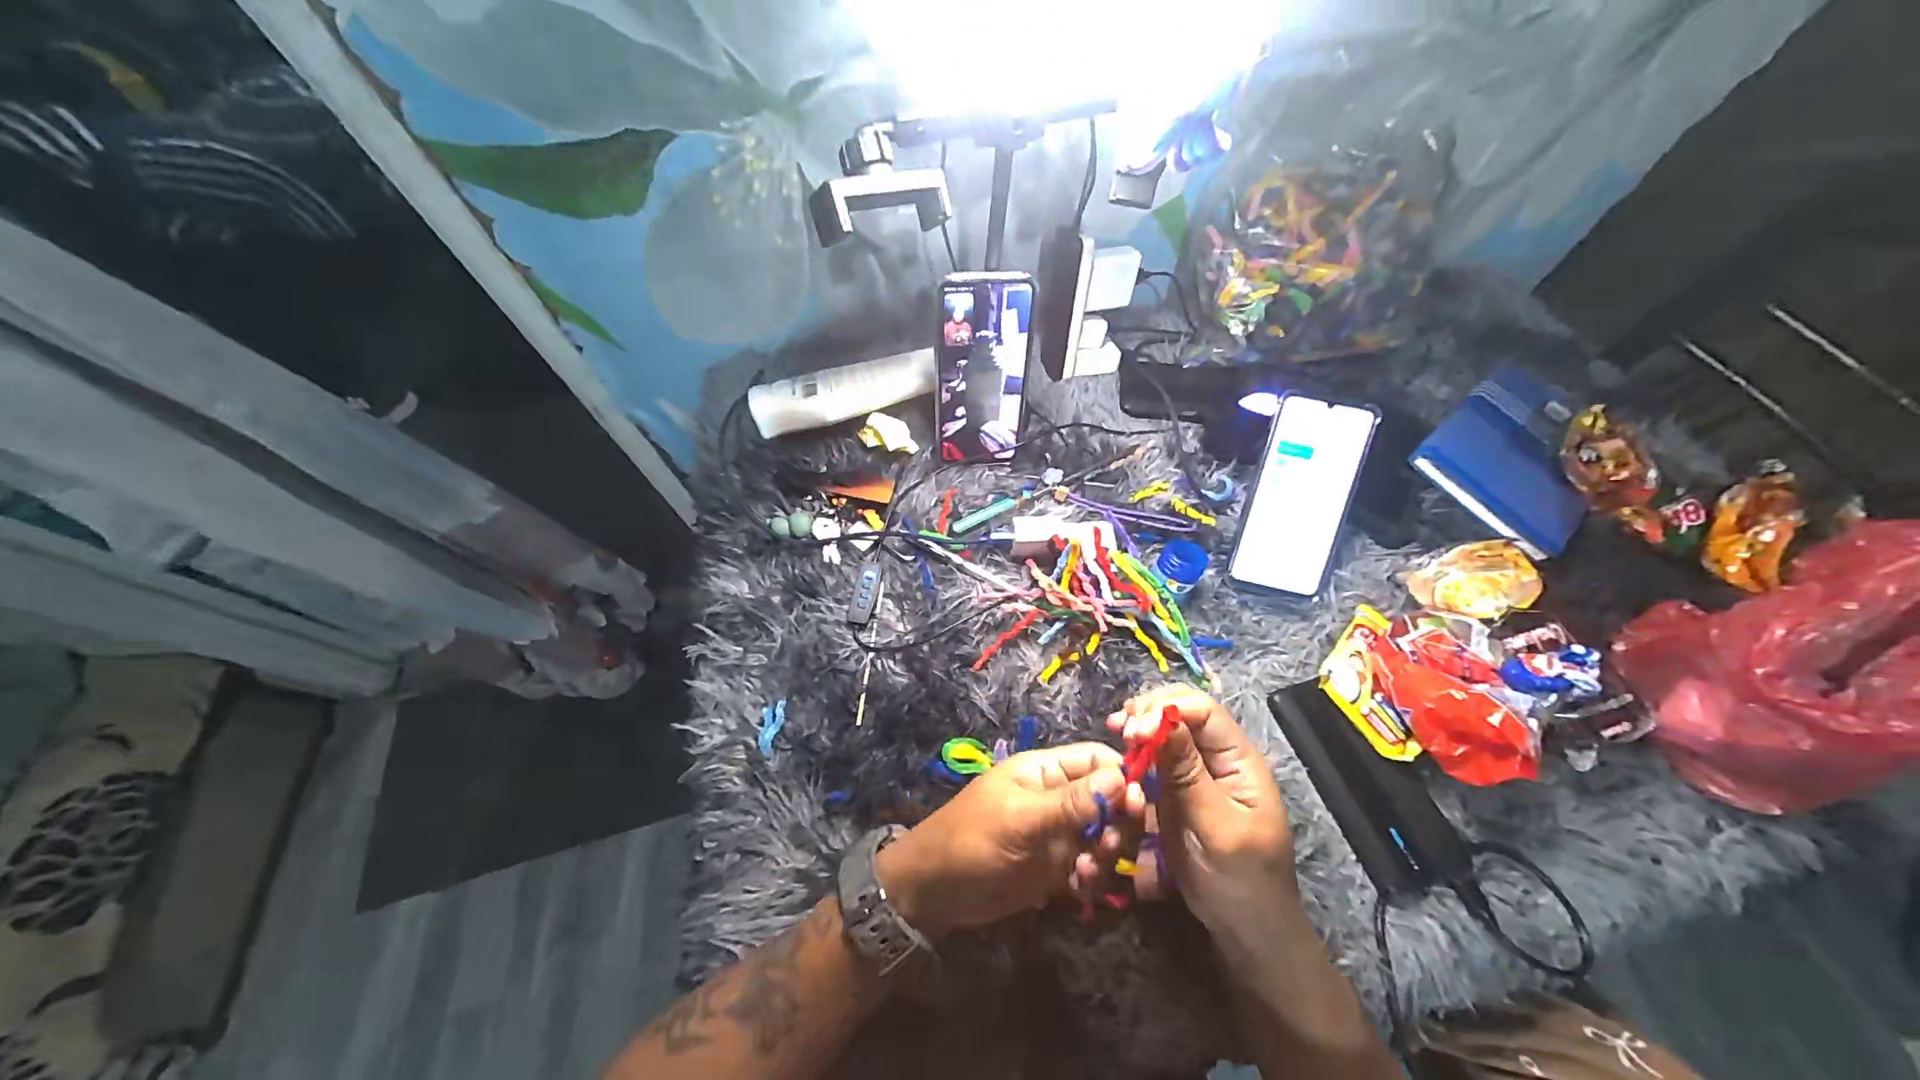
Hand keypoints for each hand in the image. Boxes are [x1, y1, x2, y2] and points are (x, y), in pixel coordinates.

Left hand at [875, 743, 1124, 936]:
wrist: (932, 892)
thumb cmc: (969, 840)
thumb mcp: (1020, 819)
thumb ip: (1070, 803)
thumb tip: (1120, 777)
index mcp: (1044, 770)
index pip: (1096, 760)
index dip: (1122, 775)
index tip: (1140, 802)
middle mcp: (1057, 798)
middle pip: (1109, 799)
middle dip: (1119, 820)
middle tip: (1111, 843)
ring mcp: (1058, 834)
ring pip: (1104, 835)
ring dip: (1106, 853)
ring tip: (1087, 870)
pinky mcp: (1056, 867)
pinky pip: (1091, 867)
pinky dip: (1093, 877)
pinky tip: (1078, 889)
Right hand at [1105, 685, 1296, 948]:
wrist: (1248, 932)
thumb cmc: (1242, 880)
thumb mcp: (1215, 826)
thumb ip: (1188, 774)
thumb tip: (1162, 720)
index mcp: (1240, 761)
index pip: (1203, 711)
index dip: (1166, 710)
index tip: (1132, 729)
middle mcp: (1219, 759)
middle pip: (1183, 713)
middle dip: (1149, 713)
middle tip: (1118, 728)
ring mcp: (1198, 775)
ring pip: (1167, 732)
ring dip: (1140, 729)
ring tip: (1115, 733)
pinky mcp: (1179, 793)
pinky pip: (1157, 761)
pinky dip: (1137, 754)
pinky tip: (1121, 758)